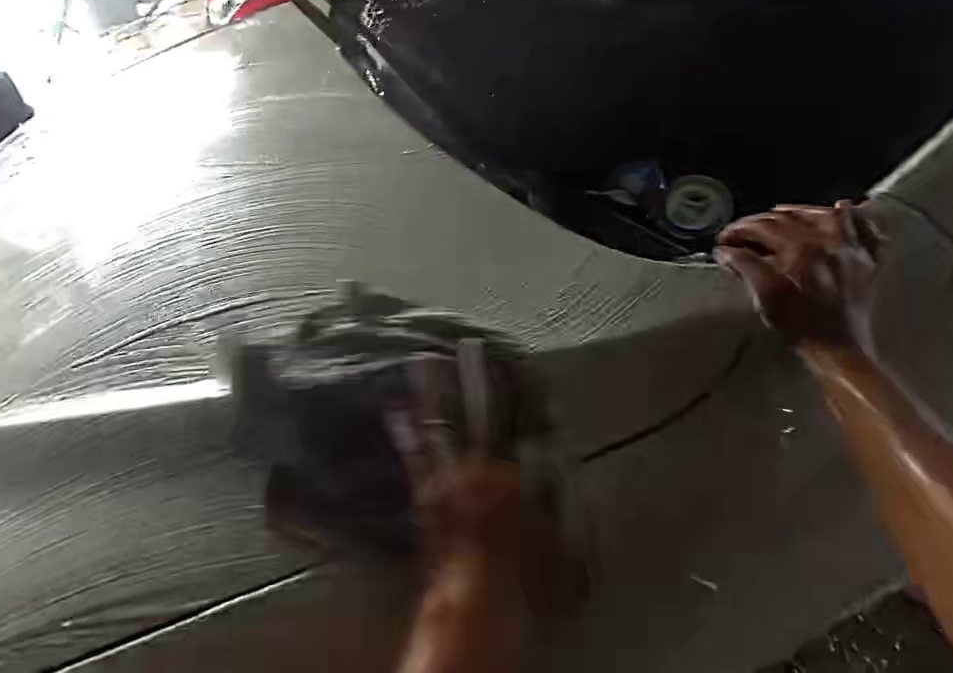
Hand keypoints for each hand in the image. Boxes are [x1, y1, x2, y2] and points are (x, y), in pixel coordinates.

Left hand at [386, 351, 560, 618]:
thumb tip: (554, 439)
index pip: (525, 420)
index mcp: (517, 471)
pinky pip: (414, 458)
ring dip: (433, 391)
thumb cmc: (525, 571)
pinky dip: (404, 433)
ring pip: (443, 424)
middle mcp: (481, 466)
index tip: (523, 360)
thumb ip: (556, 481)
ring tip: (424, 358)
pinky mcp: (427, 496)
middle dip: (476, 375)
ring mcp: (450, 478)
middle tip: (468, 343)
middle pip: (481, 411)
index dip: (525, 388)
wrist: (476, 610)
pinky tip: (394, 410)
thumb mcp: (558, 528)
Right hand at [714, 201, 882, 349]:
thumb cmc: (800, 327)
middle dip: (761, 222)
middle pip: (789, 217)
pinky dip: (852, 216)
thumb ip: (744, 267)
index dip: (739, 229)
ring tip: (780, 217)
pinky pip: (864, 227)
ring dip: (798, 212)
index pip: (763, 226)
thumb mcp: (765, 297)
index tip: (725, 239)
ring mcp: (851, 249)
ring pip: (823, 214)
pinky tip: (840, 209)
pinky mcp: (866, 260)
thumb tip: (725, 250)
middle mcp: (828, 241)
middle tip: (744, 233)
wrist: (839, 352)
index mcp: (801, 249)